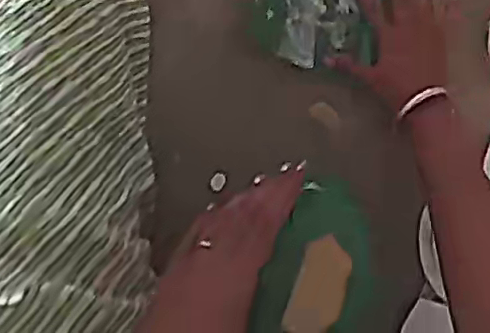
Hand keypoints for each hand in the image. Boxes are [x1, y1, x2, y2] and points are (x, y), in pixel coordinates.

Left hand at [138, 166, 306, 332]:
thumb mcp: (254, 332)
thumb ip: (288, 319)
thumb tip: (321, 318)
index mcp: (234, 272)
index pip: (263, 223)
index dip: (282, 194)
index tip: (299, 173)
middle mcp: (209, 260)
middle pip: (239, 215)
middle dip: (264, 192)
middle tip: (285, 175)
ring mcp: (185, 267)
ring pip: (216, 220)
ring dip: (239, 201)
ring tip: (258, 190)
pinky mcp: (167, 280)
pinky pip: (194, 234)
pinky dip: (211, 218)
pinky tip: (216, 217)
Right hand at [335, 0, 452, 113]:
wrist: (424, 99)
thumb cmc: (395, 88)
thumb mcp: (370, 77)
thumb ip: (350, 65)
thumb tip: (327, 58)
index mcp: (388, 33)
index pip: (373, 7)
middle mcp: (407, 25)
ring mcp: (427, 28)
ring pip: (425, 0)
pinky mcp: (441, 36)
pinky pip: (447, 17)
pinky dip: (452, 6)